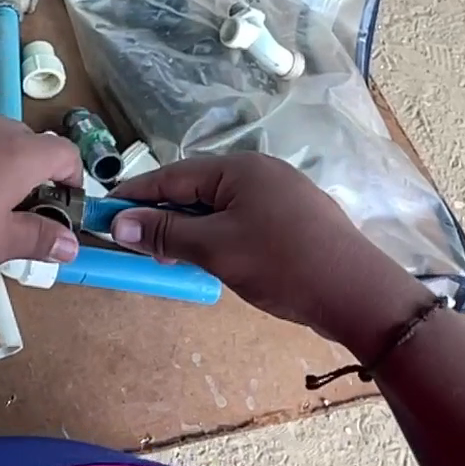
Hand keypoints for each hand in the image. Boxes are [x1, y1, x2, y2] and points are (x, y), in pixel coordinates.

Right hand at [109, 154, 430, 359]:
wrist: (360, 296)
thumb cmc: (282, 264)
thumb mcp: (215, 248)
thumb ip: (165, 233)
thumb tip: (119, 223)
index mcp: (239, 168)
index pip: (172, 176)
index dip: (136, 195)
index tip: (104, 212)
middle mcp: (260, 172)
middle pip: (195, 189)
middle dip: (162, 214)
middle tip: (135, 242)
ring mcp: (281, 194)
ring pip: (218, 206)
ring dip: (189, 228)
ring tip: (167, 255)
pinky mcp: (295, 219)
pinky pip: (241, 218)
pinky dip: (216, 235)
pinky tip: (210, 257)